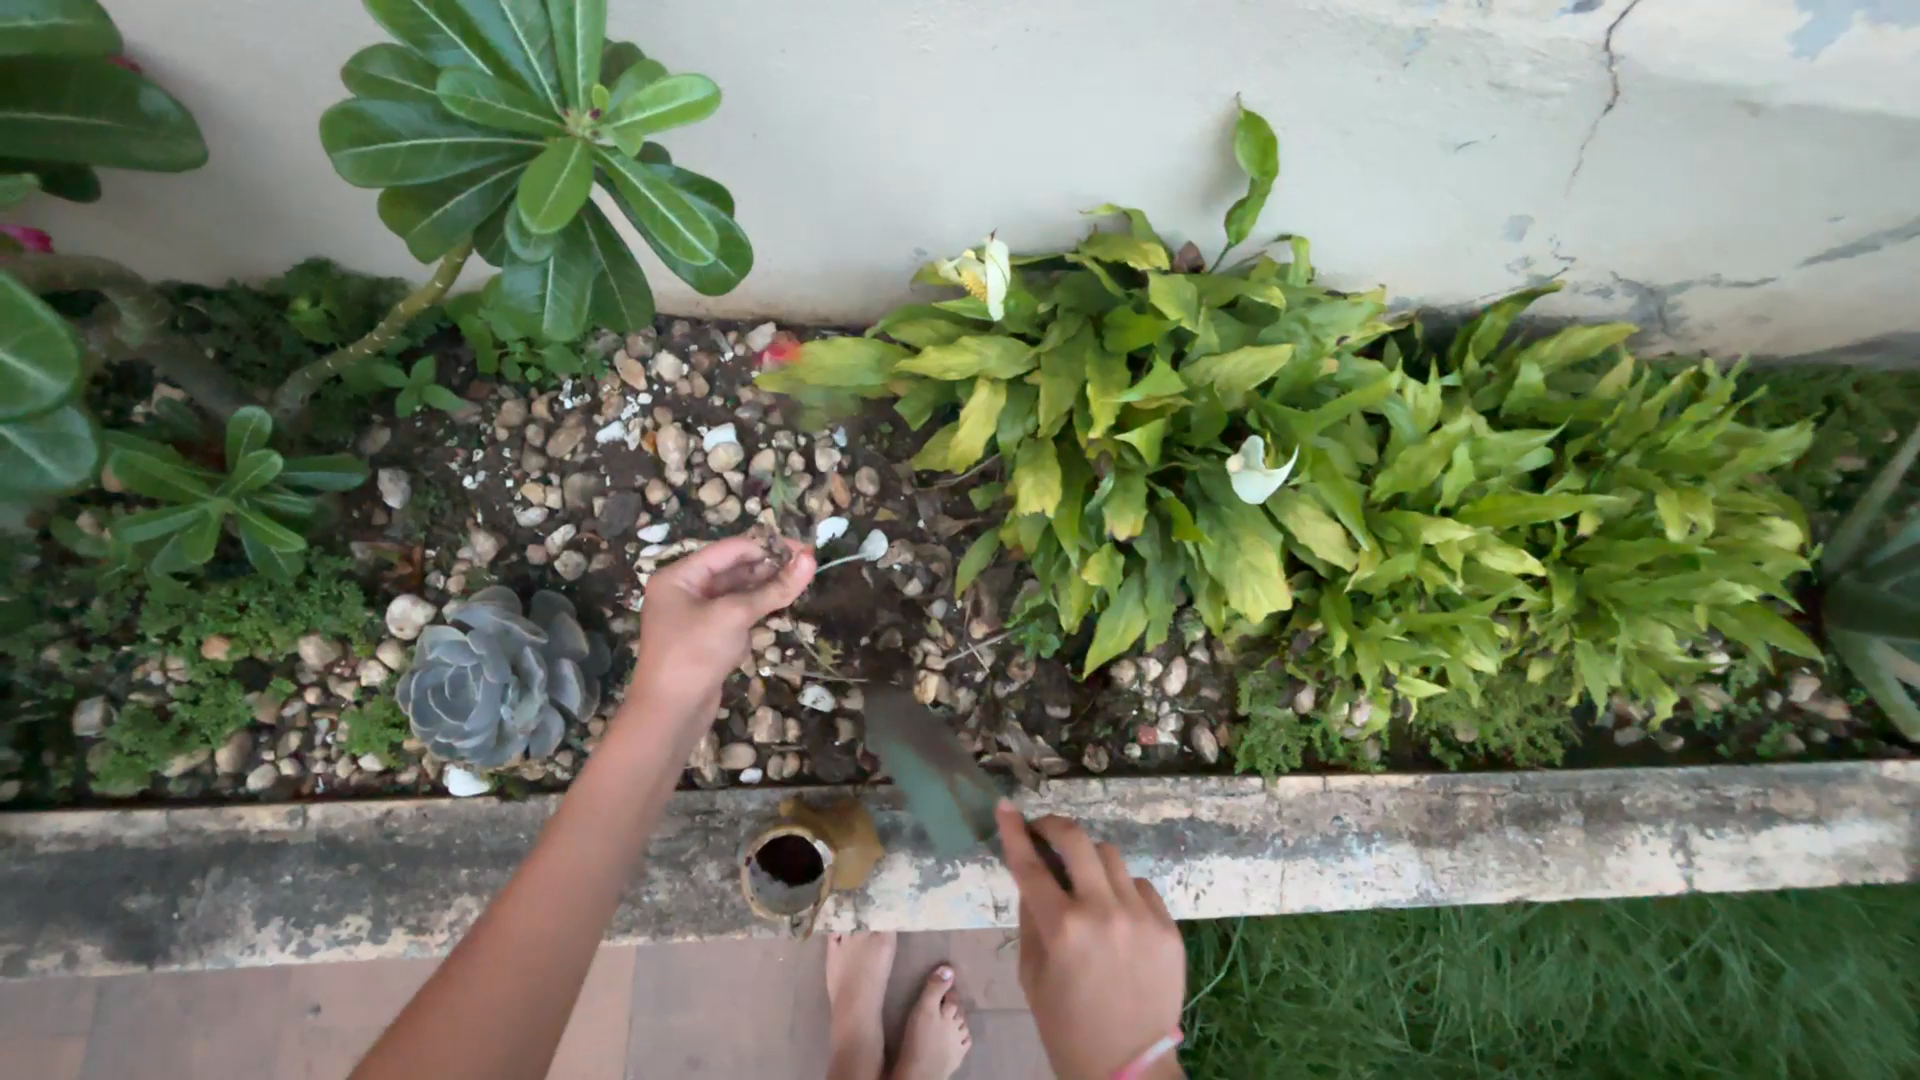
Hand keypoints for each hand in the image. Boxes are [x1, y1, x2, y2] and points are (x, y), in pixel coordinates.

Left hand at [629, 533, 814, 724]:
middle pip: (734, 568)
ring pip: (737, 591)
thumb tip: (810, 560)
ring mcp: (695, 614)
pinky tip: (781, 604)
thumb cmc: (695, 654)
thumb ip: (774, 588)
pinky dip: (757, 607)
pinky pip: (736, 612)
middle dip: (769, 566)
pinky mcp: (707, 636)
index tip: (803, 550)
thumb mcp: (735, 615)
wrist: (671, 712)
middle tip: (807, 566)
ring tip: (800, 583)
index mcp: (680, 575)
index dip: (768, 547)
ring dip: (766, 586)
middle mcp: (685, 589)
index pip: (730, 549)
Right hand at [997, 802, 1185, 1079]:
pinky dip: (1121, 889)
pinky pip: (1140, 886)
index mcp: (1062, 928)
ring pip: (1111, 856)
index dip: (1014, 830)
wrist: (1129, 1069)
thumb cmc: (1067, 1026)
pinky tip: (1114, 912)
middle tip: (1043, 831)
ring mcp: (1141, 917)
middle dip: (1054, 825)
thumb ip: (1030, 916)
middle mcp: (1103, 912)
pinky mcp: (1169, 928)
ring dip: (1089, 859)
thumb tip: (1032, 873)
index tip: (1006, 806)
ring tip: (1082, 880)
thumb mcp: (1032, 974)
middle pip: (1078, 839)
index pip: (1031, 864)